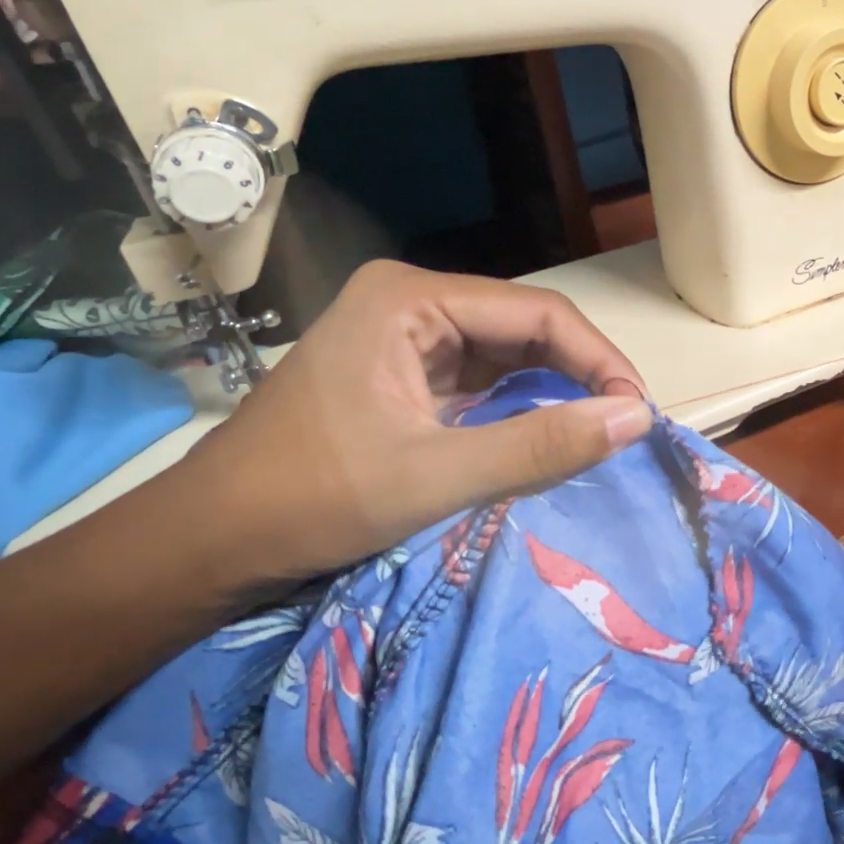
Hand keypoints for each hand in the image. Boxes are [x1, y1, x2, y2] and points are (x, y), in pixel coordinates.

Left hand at [179, 260, 652, 583]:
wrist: (205, 543)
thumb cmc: (310, 498)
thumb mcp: (434, 477)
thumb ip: (540, 447)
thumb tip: (635, 419)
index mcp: (411, 300)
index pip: (538, 313)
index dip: (598, 359)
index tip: (638, 412)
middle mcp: (412, 302)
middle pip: (525, 327)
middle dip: (580, 373)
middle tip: (624, 425)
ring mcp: (405, 336)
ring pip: (507, 353)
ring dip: (555, 390)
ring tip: (598, 430)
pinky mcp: (403, 372)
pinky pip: (482, 380)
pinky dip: (520, 407)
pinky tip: (549, 433)